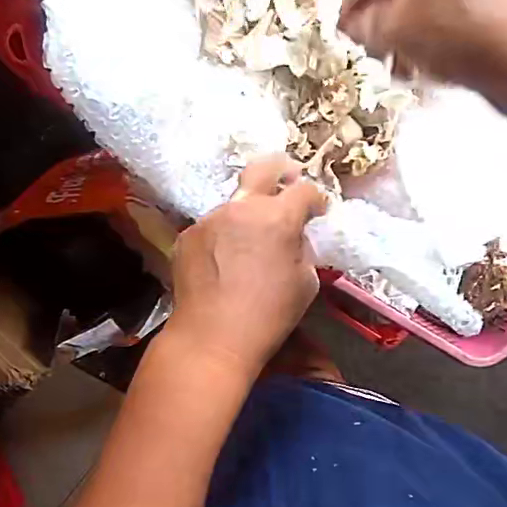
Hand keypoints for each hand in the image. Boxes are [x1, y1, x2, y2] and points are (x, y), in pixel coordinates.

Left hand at [164, 157, 328, 376]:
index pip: (305, 191)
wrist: (212, 338)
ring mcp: (209, 219)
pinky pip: (213, 228)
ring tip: (251, 245)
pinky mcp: (187, 236)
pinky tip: (225, 264)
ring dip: (248, 216)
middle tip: (289, 178)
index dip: (316, 199)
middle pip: (263, 168)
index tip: (318, 211)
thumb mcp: (306, 283)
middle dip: (282, 169)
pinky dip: (224, 238)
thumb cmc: (269, 316)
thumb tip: (294, 238)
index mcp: (278, 217)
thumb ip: (303, 249)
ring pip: (235, 206)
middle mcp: (242, 208)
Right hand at [338, 0, 506, 110]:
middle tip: (374, 52)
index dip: (357, 0)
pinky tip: (437, 60)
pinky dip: (448, 28)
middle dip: (391, 18)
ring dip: (418, 29)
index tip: (342, 31)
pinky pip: (471, 1)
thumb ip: (369, 25)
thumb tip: (357, 26)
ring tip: (405, 66)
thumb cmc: (464, 27)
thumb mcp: (400, 28)